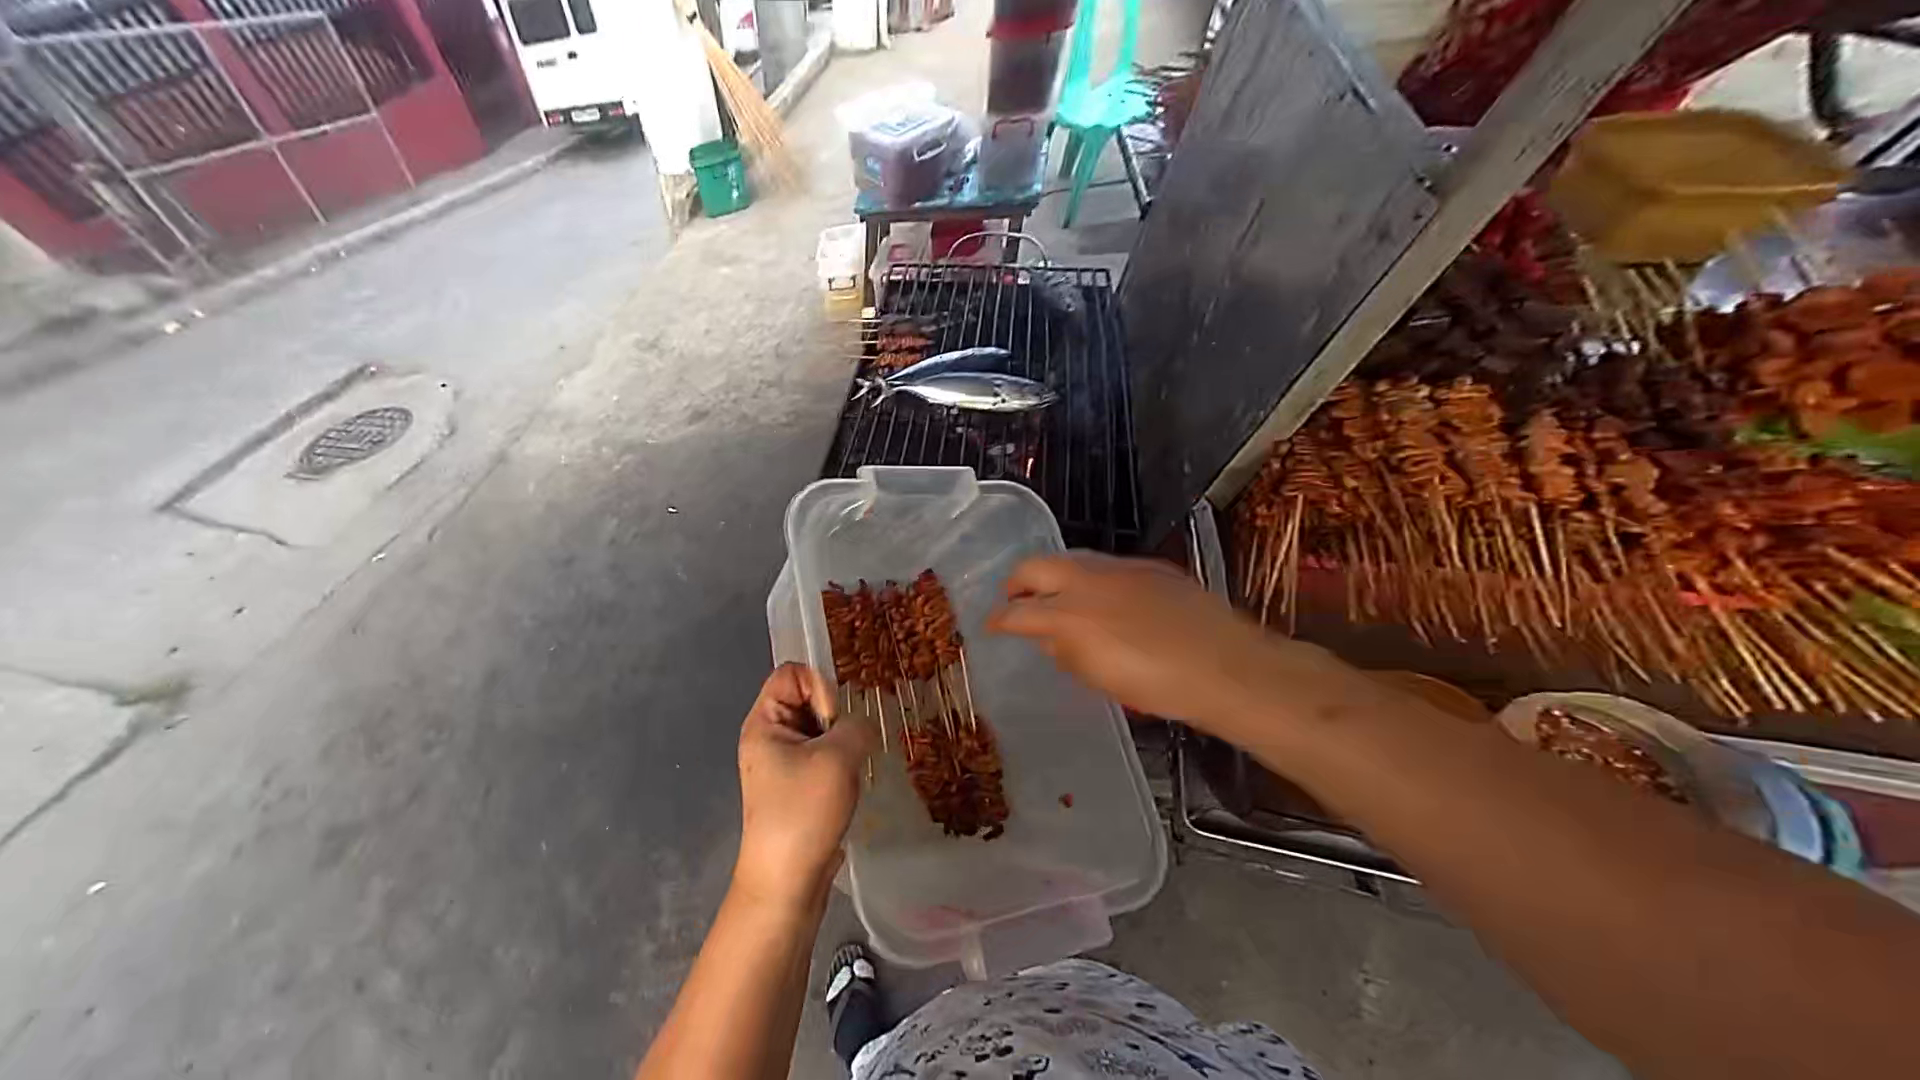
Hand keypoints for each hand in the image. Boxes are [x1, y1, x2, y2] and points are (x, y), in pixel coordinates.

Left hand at [733, 664, 875, 908]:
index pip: (791, 673)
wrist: (786, 881)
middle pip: (807, 698)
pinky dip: (841, 761)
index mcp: (763, 722)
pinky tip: (848, 784)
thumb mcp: (837, 758)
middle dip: (835, 716)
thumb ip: (856, 725)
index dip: (819, 686)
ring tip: (850, 768)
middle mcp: (769, 736)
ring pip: (820, 728)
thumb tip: (860, 726)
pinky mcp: (797, 784)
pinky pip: (823, 754)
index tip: (832, 720)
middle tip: (848, 745)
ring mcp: (783, 762)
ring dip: (842, 741)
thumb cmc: (803, 813)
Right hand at [987, 553, 1367, 739]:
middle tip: (1014, 600)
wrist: (1224, 665)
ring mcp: (1121, 568)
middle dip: (1017, 582)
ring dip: (1055, 576)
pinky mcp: (1151, 567)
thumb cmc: (1156, 685)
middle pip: (1036, 566)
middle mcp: (1088, 579)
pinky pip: (1108, 566)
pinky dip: (1091, 579)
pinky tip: (1104, 599)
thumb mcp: (1098, 678)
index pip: (1017, 611)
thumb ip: (1064, 652)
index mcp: (1068, 612)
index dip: (998, 619)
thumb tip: (1050, 639)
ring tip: (1056, 597)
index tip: (990, 626)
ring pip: (1073, 560)